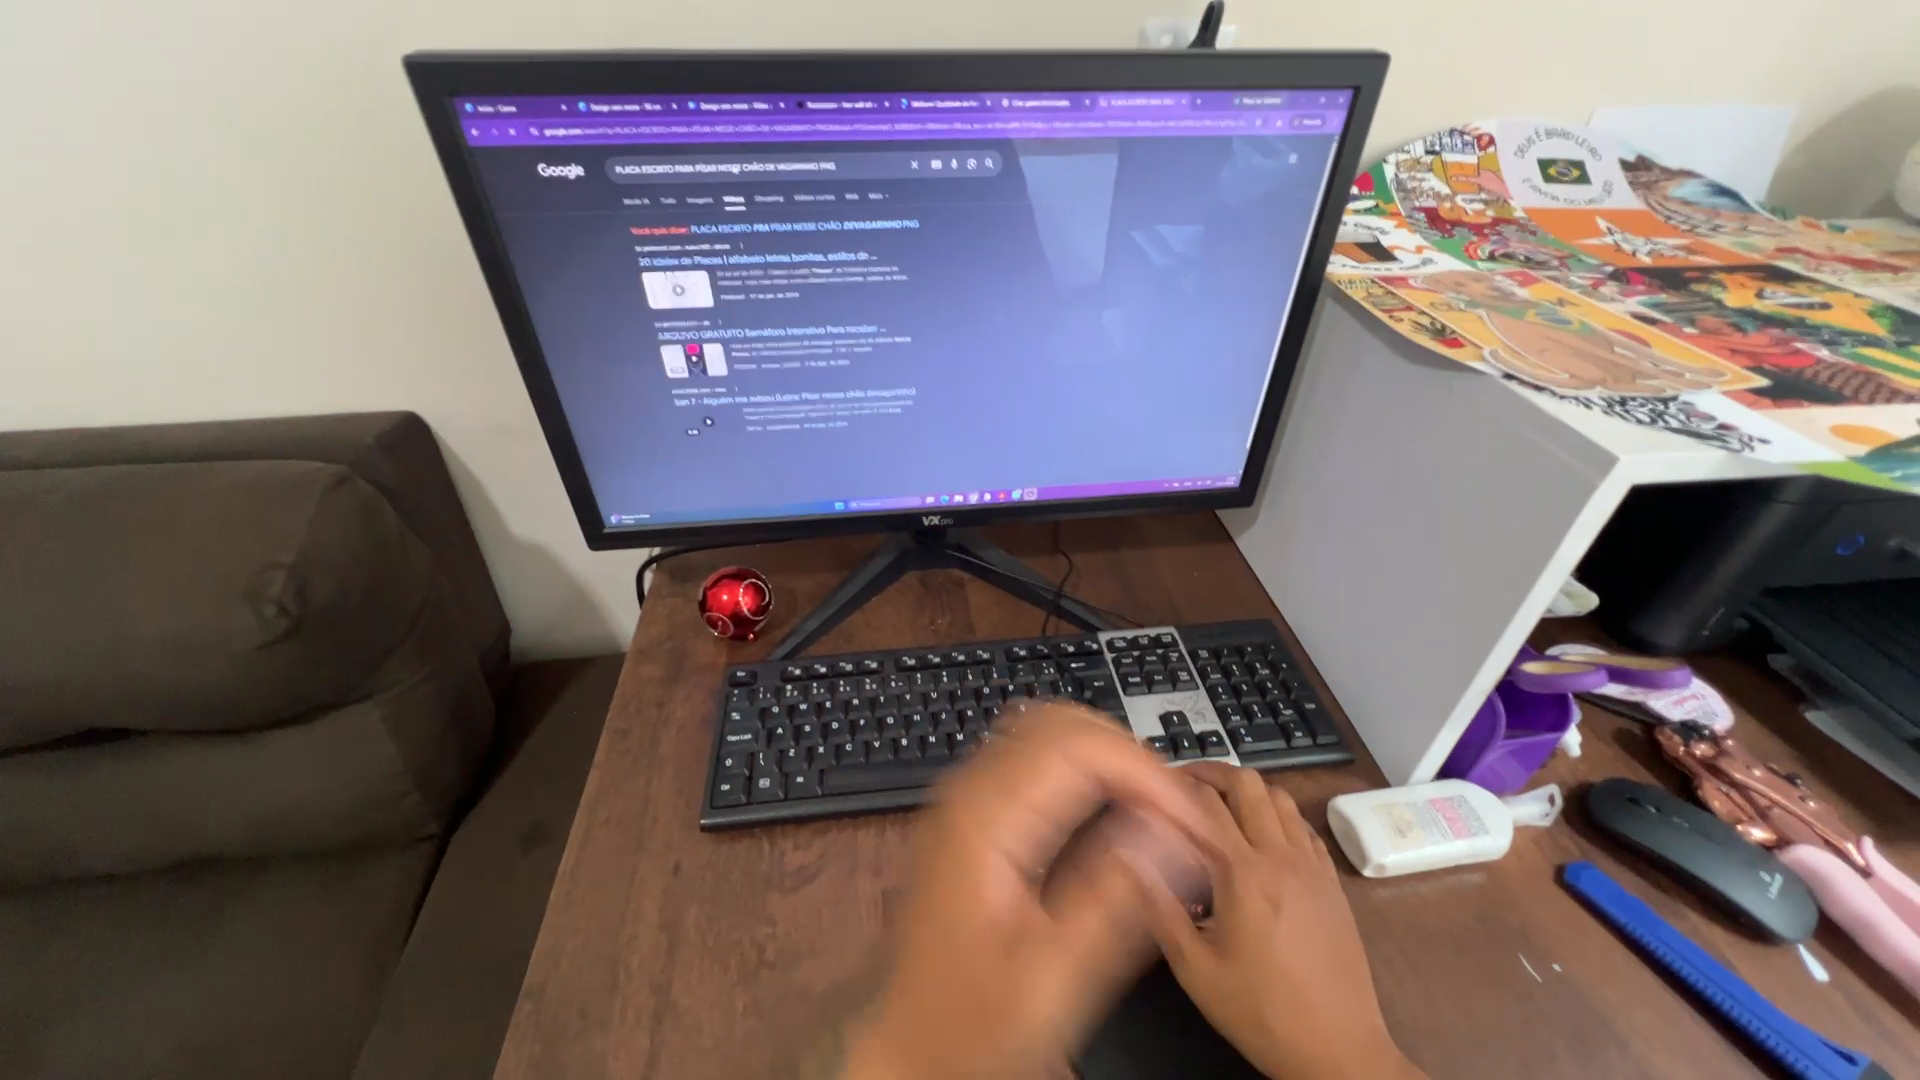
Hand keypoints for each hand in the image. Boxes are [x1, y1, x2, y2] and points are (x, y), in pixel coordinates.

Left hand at [840, 704, 1212, 1079]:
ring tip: (1155, 817)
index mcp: (983, 820)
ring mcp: (968, 798)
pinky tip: (1113, 817)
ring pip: (1050, 733)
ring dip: (1111, 761)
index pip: (1078, 745)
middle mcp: (969, 792)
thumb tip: (1172, 835)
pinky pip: (1037, 761)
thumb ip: (1113, 901)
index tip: (1191, 825)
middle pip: (1063, 723)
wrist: (907, 1047)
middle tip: (1177, 818)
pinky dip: (1086, 772)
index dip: (1146, 773)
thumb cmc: (968, 1025)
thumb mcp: (1051, 978)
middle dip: (1131, 758)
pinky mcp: (976, 814)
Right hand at [1127, 763, 1423, 1079]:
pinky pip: (1303, 825)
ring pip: (1281, 797)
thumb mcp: (1195, 968)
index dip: (1172, 784)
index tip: (1148, 783)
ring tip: (1218, 802)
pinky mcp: (1331, 881)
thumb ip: (1159, 906)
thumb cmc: (1261, 1011)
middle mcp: (1280, 856)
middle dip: (1211, 772)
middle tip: (1181, 782)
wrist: (1340, 1050)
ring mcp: (1313, 866)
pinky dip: (1277, 813)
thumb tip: (1127, 856)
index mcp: (1243, 873)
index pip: (1204, 803)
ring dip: (1247, 789)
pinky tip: (1259, 835)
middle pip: (1247, 784)